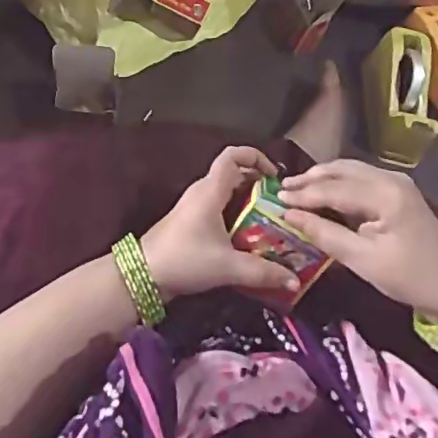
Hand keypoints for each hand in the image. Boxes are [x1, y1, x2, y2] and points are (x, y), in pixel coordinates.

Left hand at [141, 147, 300, 299]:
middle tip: (279, 203)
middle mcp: (202, 192)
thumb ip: (263, 273)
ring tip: (270, 220)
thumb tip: (295, 281)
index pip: (232, 156)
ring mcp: (194, 206)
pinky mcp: (190, 221)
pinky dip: (235, 214)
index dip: (256, 156)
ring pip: (226, 192)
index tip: (275, 176)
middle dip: (258, 183)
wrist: (143, 274)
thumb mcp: (228, 267)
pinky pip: (218, 208)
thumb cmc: (184, 259)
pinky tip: (249, 236)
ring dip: (248, 201)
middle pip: (233, 174)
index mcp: (210, 191)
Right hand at [279, 159, 437, 320]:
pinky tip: (324, 192)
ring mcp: (397, 182)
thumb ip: (325, 234)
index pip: (334, 188)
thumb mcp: (363, 260)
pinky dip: (339, 182)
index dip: (303, 193)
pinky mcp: (399, 191)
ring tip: (298, 188)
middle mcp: (391, 179)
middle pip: (342, 170)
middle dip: (311, 178)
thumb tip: (289, 215)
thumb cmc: (410, 277)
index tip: (275, 198)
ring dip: (324, 177)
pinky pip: (361, 178)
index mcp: (385, 194)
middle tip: (282, 189)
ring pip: (351, 170)